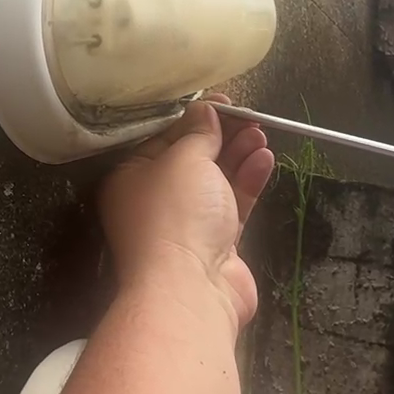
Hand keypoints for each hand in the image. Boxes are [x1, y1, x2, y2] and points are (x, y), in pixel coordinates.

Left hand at [98, 96, 274, 330]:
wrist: (189, 289)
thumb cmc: (174, 215)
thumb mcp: (184, 159)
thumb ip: (198, 134)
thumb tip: (204, 113)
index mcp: (129, 179)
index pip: (160, 140)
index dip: (191, 119)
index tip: (221, 104)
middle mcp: (152, 202)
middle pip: (189, 160)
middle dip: (220, 137)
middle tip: (249, 117)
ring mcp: (184, 226)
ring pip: (214, 182)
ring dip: (238, 156)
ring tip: (261, 133)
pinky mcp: (214, 245)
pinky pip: (231, 205)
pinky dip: (246, 182)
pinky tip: (264, 159)